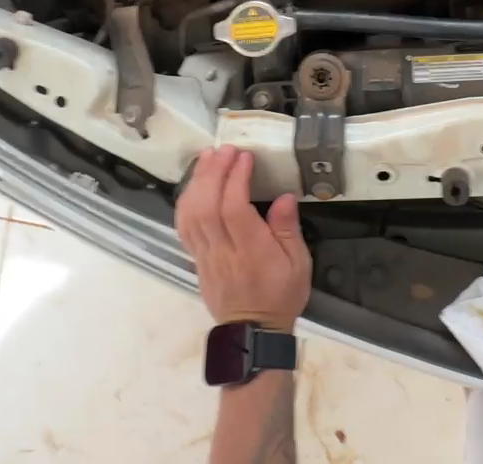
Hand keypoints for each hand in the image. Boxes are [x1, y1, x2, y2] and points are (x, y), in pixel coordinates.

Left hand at [175, 145, 311, 331]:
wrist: (254, 332)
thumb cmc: (281, 295)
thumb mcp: (299, 264)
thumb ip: (288, 228)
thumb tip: (284, 196)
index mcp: (251, 250)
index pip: (234, 208)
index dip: (236, 178)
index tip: (244, 157)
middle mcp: (222, 250)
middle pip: (206, 206)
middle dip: (213, 172)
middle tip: (224, 149)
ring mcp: (204, 255)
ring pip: (190, 214)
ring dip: (196, 181)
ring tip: (207, 158)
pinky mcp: (196, 259)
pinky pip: (183, 227)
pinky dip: (185, 201)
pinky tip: (193, 185)